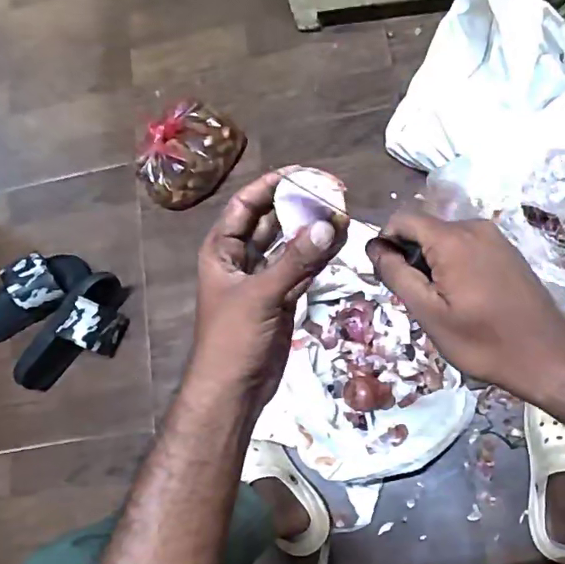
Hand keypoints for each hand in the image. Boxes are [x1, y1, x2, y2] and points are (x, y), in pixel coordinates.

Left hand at [188, 169, 343, 411]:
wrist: (233, 390)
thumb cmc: (233, 339)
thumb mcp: (261, 295)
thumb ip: (294, 260)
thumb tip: (328, 224)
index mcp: (222, 250)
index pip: (246, 205)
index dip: (270, 185)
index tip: (302, 173)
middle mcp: (241, 260)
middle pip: (271, 222)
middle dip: (297, 206)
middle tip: (331, 192)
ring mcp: (262, 280)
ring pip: (290, 247)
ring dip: (312, 232)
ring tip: (342, 212)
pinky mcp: (280, 300)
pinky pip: (301, 270)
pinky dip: (318, 258)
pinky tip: (338, 242)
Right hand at [367, 211, 564, 398]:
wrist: (545, 356)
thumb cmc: (481, 341)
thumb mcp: (428, 313)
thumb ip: (397, 275)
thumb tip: (374, 247)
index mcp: (453, 239)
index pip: (403, 219)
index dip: (386, 243)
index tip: (387, 277)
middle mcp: (475, 227)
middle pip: (425, 229)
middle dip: (411, 257)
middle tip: (416, 299)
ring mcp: (496, 238)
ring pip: (446, 240)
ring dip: (433, 264)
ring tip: (441, 303)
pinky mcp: (508, 251)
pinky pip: (467, 248)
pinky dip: (455, 266)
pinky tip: (464, 298)